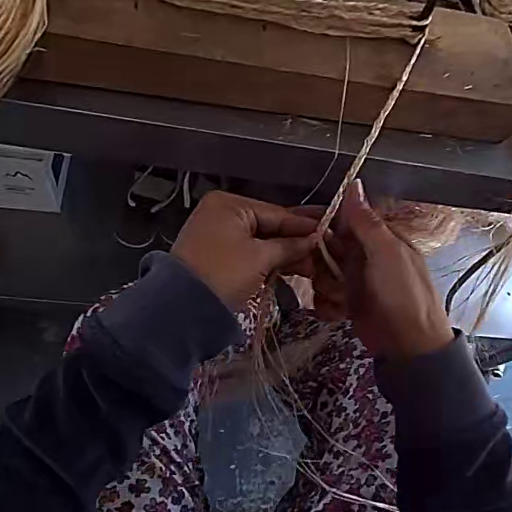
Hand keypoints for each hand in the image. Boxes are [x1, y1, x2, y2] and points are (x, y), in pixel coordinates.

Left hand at [171, 191, 325, 309]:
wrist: (182, 307)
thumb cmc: (224, 273)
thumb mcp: (260, 258)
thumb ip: (290, 246)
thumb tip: (314, 240)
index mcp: (230, 204)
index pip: (277, 213)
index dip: (304, 227)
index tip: (329, 234)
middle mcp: (222, 214)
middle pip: (269, 227)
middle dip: (295, 243)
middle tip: (323, 255)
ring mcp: (218, 235)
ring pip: (261, 242)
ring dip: (284, 255)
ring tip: (311, 267)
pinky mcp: (217, 255)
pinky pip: (249, 253)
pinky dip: (268, 262)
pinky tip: (290, 270)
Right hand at [300, 181, 453, 358]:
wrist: (410, 345)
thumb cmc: (404, 293)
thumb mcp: (386, 252)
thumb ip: (365, 221)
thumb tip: (354, 182)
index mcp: (377, 238)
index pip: (341, 221)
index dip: (323, 226)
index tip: (310, 234)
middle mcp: (363, 256)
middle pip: (324, 248)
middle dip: (321, 262)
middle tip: (332, 274)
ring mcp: (354, 280)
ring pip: (320, 273)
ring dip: (325, 287)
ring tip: (342, 298)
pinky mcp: (346, 303)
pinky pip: (323, 298)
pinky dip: (327, 306)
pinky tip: (339, 312)